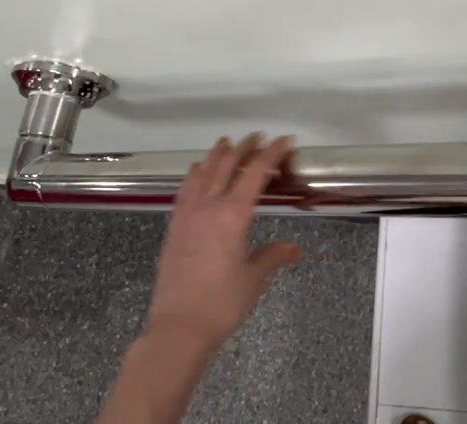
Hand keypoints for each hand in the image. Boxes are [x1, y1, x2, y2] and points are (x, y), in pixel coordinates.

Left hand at [142, 133, 301, 354]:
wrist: (177, 328)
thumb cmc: (221, 304)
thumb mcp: (253, 280)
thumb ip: (272, 257)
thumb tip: (293, 248)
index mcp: (233, 215)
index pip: (255, 173)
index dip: (271, 153)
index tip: (285, 140)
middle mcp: (209, 207)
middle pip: (227, 165)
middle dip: (244, 148)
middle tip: (257, 137)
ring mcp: (187, 216)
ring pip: (203, 173)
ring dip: (217, 155)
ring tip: (226, 143)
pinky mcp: (174, 228)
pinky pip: (185, 190)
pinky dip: (194, 174)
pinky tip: (196, 171)